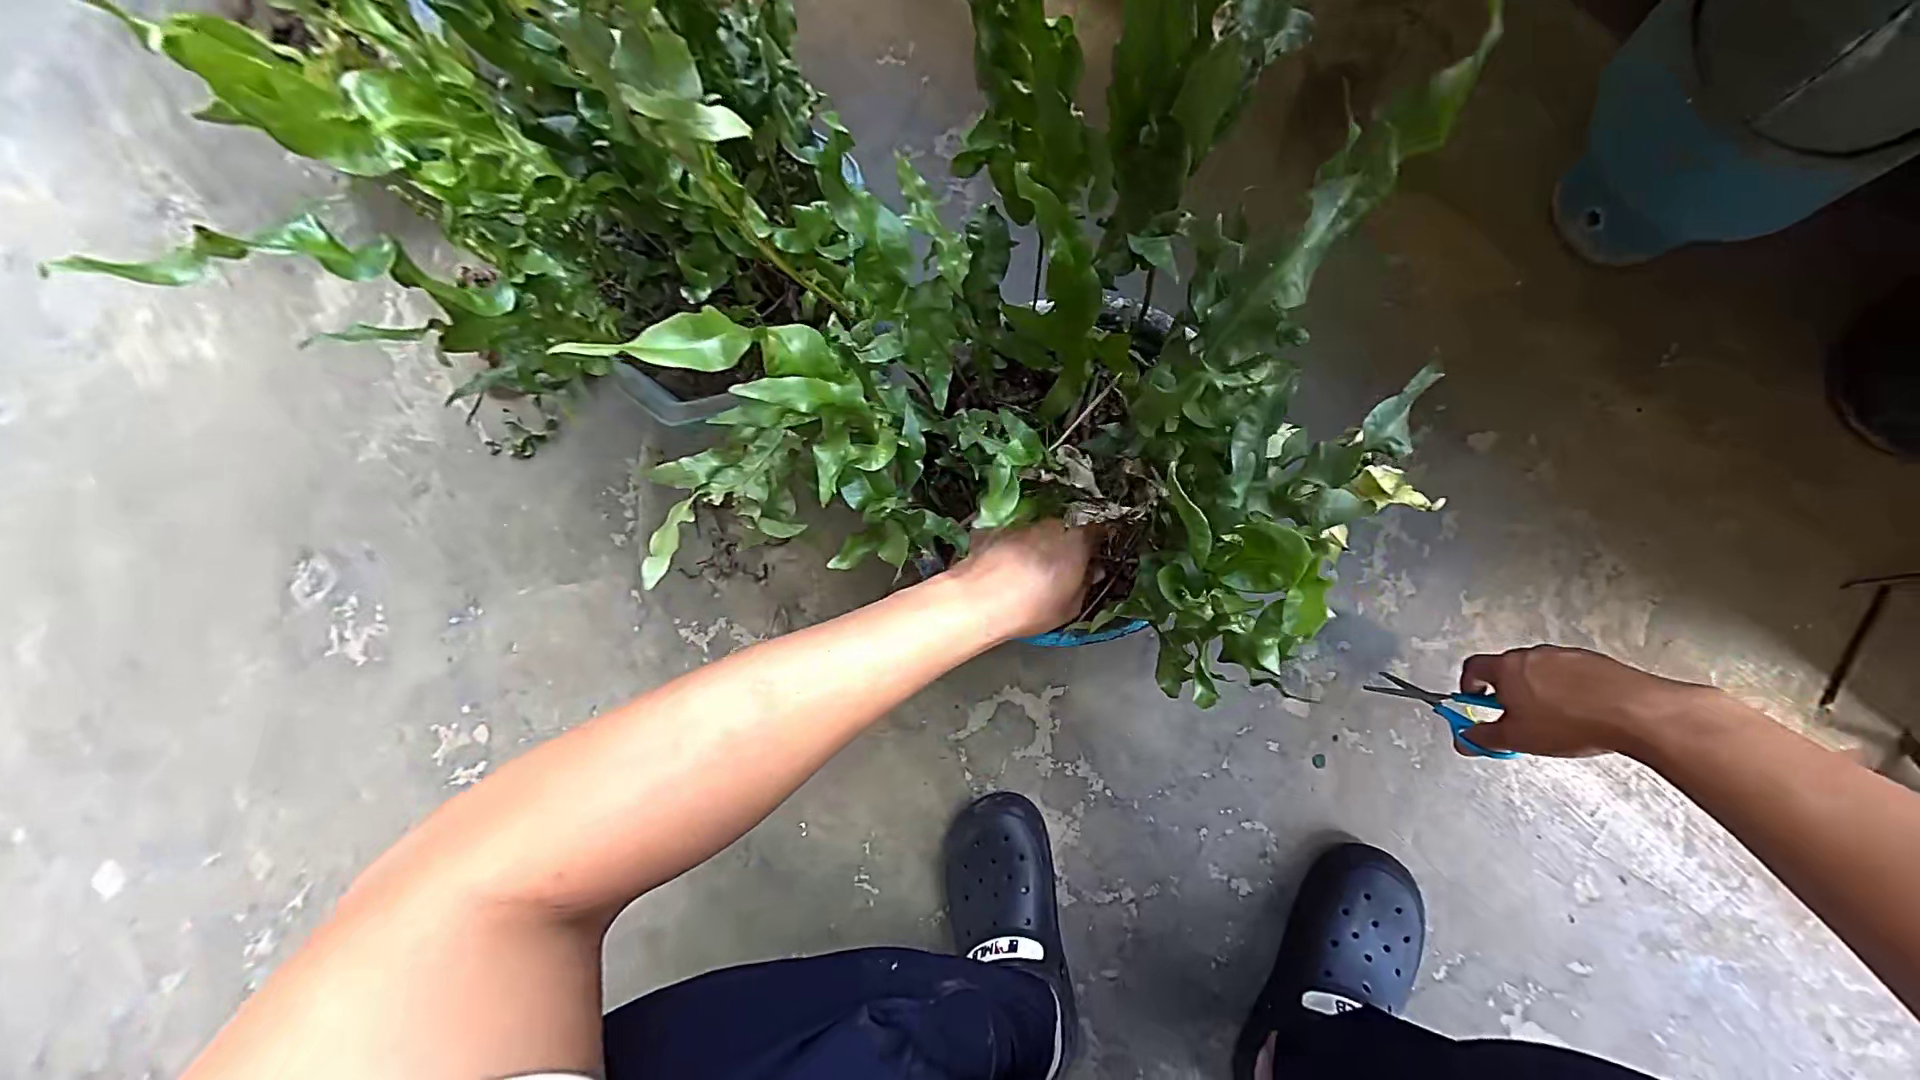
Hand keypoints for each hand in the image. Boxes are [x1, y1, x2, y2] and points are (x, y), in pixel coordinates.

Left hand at [942, 520, 1098, 640]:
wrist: (978, 599)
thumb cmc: (1030, 607)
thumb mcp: (1071, 607)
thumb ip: (1086, 585)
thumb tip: (1091, 575)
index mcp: (1078, 540)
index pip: (1099, 530)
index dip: (1098, 543)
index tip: (1096, 556)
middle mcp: (1052, 524)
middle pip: (1067, 528)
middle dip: (1068, 544)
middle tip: (1064, 568)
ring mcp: (1023, 524)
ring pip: (1040, 531)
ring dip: (1041, 545)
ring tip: (1033, 571)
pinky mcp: (997, 528)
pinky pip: (1015, 535)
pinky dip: (1016, 547)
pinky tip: (1010, 568)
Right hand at [1457, 645, 1716, 757]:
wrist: (1642, 715)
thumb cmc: (1578, 721)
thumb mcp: (1519, 739)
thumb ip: (1485, 738)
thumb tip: (1469, 739)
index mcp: (1506, 667)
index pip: (1473, 668)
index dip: (1469, 685)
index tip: (1474, 699)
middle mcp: (1534, 655)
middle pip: (1509, 669)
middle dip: (1508, 692)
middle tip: (1515, 715)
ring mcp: (1568, 657)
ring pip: (1543, 672)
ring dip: (1542, 692)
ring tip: (1555, 719)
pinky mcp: (1599, 663)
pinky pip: (1575, 676)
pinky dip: (1573, 692)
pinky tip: (1583, 715)